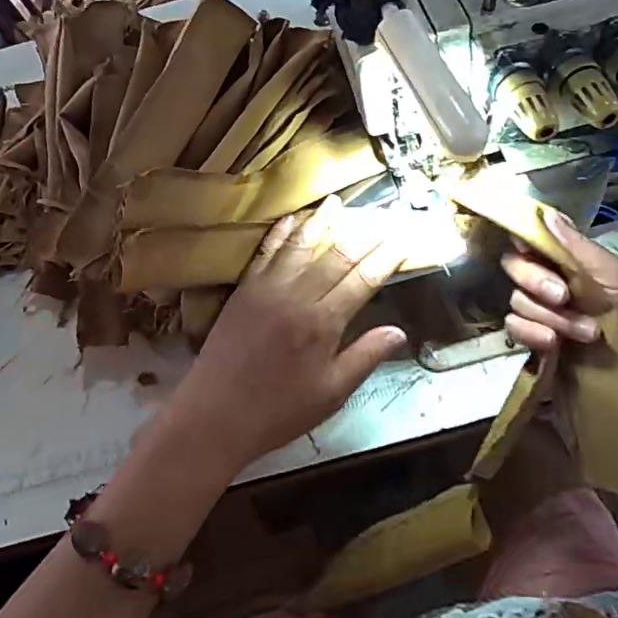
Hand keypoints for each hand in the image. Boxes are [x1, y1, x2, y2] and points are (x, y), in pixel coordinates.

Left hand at [164, 197, 408, 470]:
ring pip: (300, 245)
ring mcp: (267, 289)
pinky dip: (281, 233)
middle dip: (363, 234)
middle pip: (336, 256)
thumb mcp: (331, 393)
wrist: (215, 415)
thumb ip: (365, 357)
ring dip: (322, 221)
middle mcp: (297, 297)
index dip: (385, 258)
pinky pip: (266, 253)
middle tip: (381, 215)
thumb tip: (399, 331)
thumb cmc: (279, 411)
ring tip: (337, 201)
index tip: (403, 240)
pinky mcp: (244, 290)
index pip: (363, 280)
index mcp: (323, 323)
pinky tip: (291, 219)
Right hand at [501, 209, 617, 368]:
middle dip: (536, 280)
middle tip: (563, 296)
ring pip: (518, 300)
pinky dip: (529, 332)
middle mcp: (553, 285)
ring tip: (584, 333)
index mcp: (575, 264)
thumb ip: (579, 250)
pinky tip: (551, 343)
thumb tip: (545, 214)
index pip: (535, 242)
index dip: (527, 242)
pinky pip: (515, 329)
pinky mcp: (537, 346)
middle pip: (517, 268)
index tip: (531, 249)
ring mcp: (544, 316)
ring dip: (548, 314)